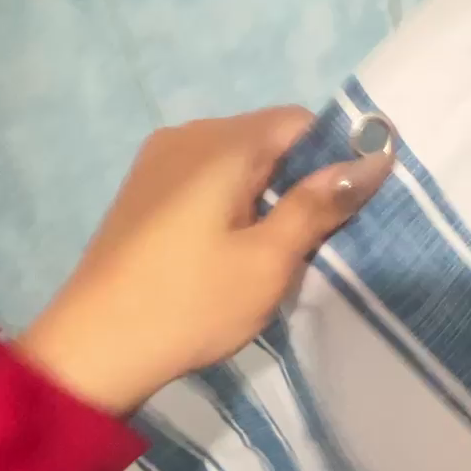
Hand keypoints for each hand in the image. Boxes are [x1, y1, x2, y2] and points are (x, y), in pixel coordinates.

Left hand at [15, 107, 394, 414]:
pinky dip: (229, 209)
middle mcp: (187, 136)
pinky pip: (204, 184)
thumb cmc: (193, 304)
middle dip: (296, 184)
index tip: (344, 211)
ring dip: (263, 200)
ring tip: (267, 258)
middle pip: (266, 142)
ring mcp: (156, 164)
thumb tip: (373, 158)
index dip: (333, 159)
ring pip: (234, 166)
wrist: (97, 348)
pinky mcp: (141, 195)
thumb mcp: (268, 260)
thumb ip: (317, 205)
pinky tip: (225, 256)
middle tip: (308, 246)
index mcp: (222, 143)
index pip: (300, 122)